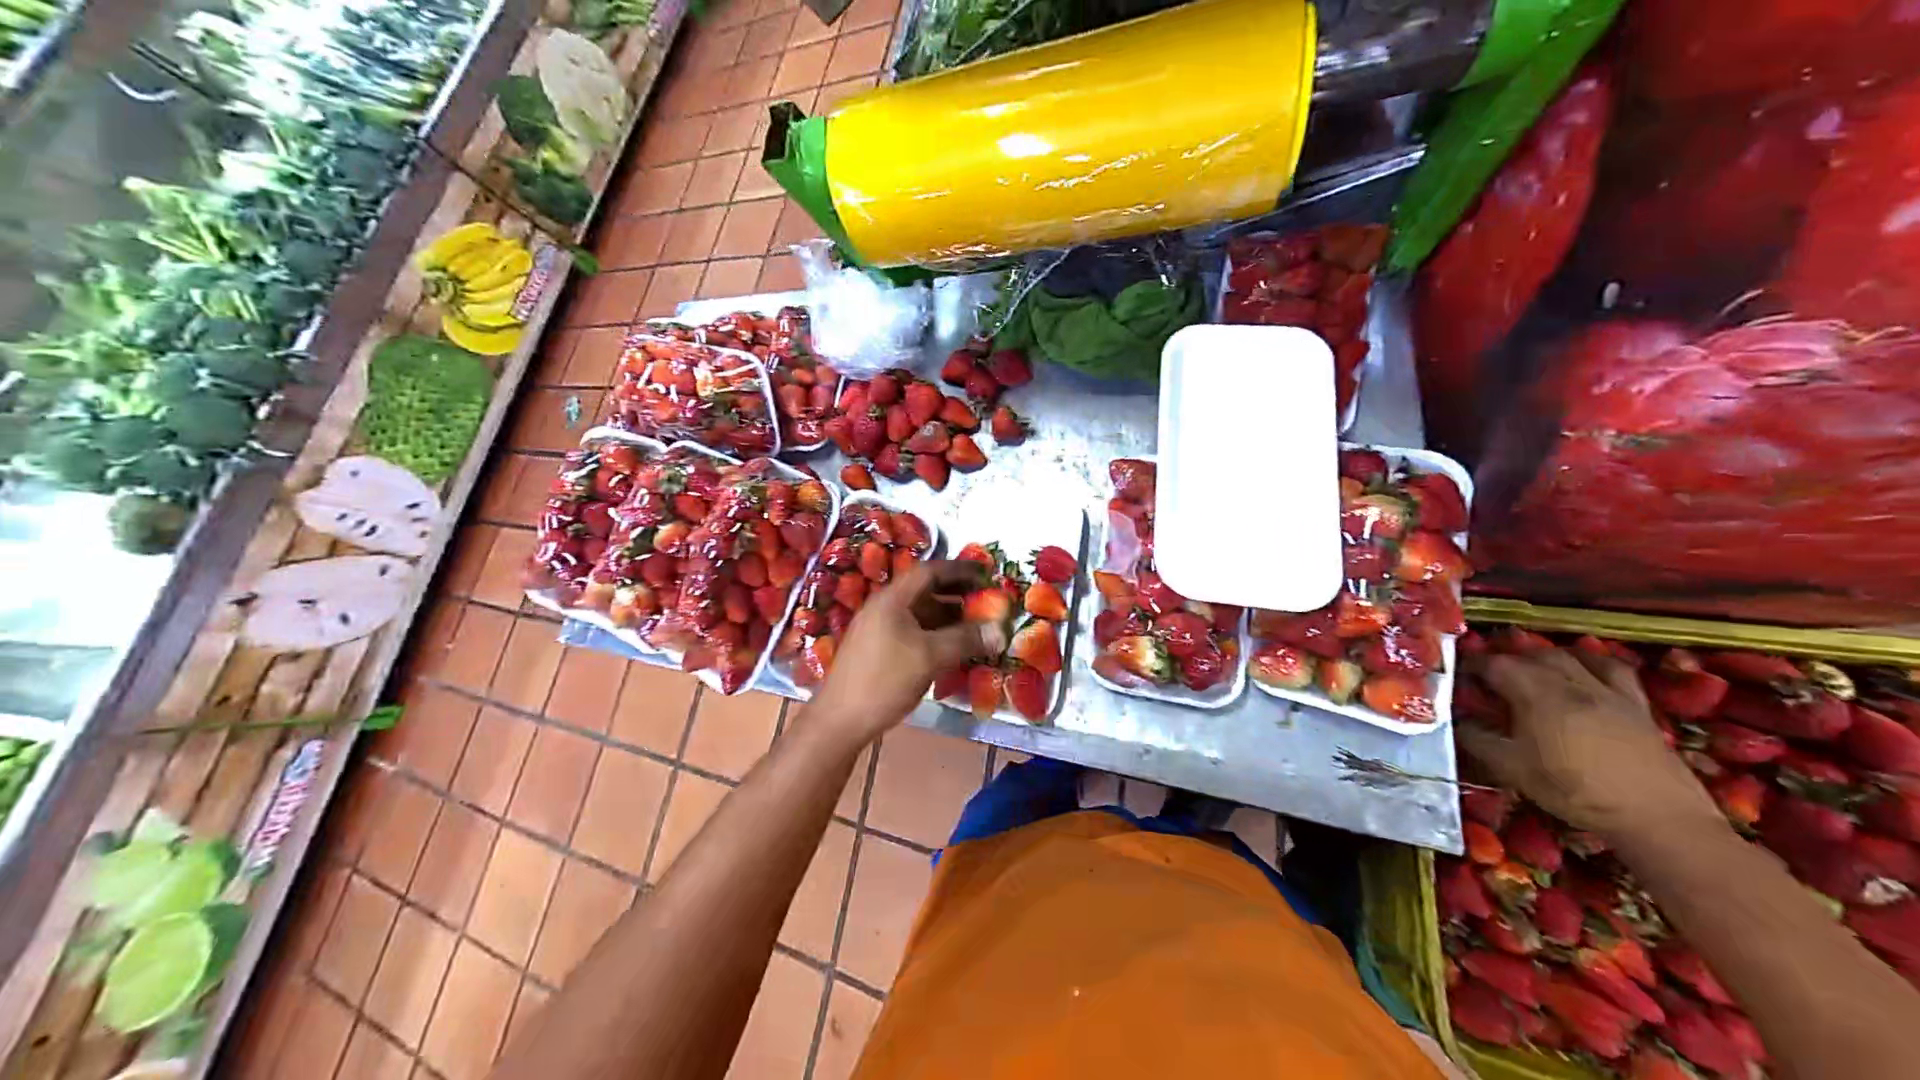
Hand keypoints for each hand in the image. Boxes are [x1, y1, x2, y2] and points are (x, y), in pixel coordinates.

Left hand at [807, 560, 1002, 748]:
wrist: (840, 721)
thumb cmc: (884, 680)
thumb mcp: (930, 657)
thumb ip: (965, 640)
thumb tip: (999, 631)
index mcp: (892, 600)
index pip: (929, 571)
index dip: (959, 570)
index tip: (985, 573)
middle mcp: (883, 609)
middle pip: (924, 592)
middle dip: (957, 595)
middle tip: (987, 601)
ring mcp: (878, 630)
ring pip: (919, 615)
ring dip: (948, 618)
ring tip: (976, 628)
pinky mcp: (878, 652)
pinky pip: (913, 633)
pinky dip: (935, 636)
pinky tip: (953, 651)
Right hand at [1458, 648, 1720, 842]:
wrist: (1656, 817)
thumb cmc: (1575, 792)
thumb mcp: (1512, 769)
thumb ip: (1478, 739)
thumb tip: (1456, 721)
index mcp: (1538, 696)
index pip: (1495, 664)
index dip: (1472, 665)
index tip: (1458, 673)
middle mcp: (1572, 684)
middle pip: (1532, 655)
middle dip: (1506, 658)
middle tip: (1489, 673)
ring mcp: (1608, 691)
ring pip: (1571, 656)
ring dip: (1545, 656)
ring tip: (1532, 668)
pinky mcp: (1636, 704)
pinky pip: (1612, 669)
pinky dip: (1591, 662)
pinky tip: (1584, 670)